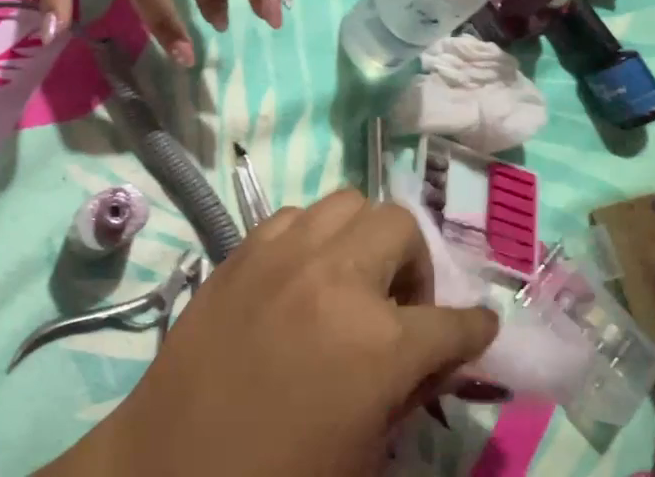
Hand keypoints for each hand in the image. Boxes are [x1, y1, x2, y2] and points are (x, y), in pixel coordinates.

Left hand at [41, 191, 499, 476]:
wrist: (178, 459)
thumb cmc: (282, 468)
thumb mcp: (367, 446)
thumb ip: (410, 387)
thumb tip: (437, 353)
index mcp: (378, 340)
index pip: (454, 320)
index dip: (474, 330)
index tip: (476, 330)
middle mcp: (334, 276)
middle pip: (400, 226)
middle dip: (416, 264)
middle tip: (400, 306)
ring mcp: (283, 253)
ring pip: (346, 203)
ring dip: (362, 238)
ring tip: (351, 281)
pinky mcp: (241, 248)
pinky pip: (293, 216)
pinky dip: (312, 237)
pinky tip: (302, 275)